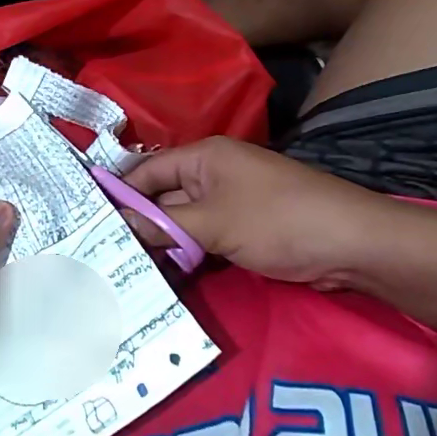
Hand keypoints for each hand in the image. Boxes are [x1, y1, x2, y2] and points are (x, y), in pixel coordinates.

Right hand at [122, 137, 395, 288]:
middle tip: (98, 259)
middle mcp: (214, 173)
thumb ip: (164, 225)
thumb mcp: (215, 223)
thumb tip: (117, 227)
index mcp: (204, 156)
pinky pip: (205, 239)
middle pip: (163, 198)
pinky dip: (187, 255)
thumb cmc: (279, 221)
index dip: (118, 196)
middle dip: (137, 226)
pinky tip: (164, 279)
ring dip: (161, 245)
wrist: (351, 244)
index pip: (147, 171)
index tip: (86, 227)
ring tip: (122, 274)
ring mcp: (230, 203)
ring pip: (183, 223)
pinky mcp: (244, 230)